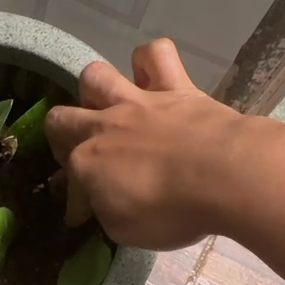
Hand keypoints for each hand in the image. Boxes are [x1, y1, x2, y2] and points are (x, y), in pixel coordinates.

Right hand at [45, 39, 257, 249]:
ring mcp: (137, 101)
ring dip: (93, 92)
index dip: (76, 204)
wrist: (225, 176)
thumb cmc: (171, 212)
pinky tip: (150, 78)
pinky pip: (155, 54)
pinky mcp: (175, 85)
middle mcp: (102, 126)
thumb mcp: (124, 231)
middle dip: (62, 138)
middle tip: (83, 154)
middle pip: (60, 119)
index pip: (69, 184)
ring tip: (107, 109)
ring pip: (94, 76)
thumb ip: (106, 211)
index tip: (84, 216)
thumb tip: (103, 202)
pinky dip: (148, 63)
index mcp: (85, 164)